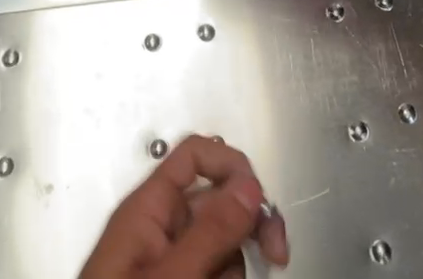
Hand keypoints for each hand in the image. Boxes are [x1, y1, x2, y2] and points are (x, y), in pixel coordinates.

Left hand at [79, 136, 289, 278]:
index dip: (232, 166)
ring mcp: (166, 261)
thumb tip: (249, 186)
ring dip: (234, 268)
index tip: (260, 201)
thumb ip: (210, 231)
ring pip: (223, 244)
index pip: (195, 156)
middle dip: (248, 226)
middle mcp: (157, 228)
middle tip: (276, 253)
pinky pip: (215, 273)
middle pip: (218, 200)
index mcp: (146, 210)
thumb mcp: (170, 277)